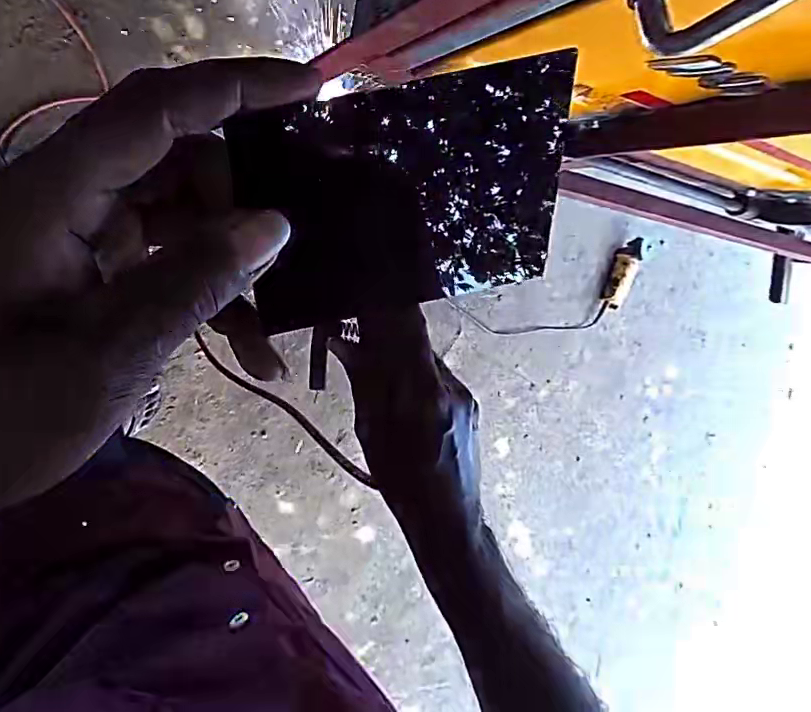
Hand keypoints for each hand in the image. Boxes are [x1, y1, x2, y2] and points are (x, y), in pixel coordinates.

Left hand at [0, 58, 319, 533]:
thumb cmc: (0, 423)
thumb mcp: (107, 361)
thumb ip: (191, 283)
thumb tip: (273, 223)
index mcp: (43, 195)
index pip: (150, 109)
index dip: (234, 86)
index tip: (309, 84)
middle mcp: (51, 188)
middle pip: (161, 142)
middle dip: (233, 177)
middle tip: (288, 229)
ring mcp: (62, 217)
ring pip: (165, 189)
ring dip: (220, 234)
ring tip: (263, 311)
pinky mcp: (75, 248)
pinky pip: (151, 231)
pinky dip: (195, 263)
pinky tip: (238, 331)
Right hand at [329, 307, 481, 506]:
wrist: (449, 520)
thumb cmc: (400, 480)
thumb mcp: (370, 430)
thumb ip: (362, 380)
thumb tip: (341, 341)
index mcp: (423, 391)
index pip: (407, 328)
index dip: (386, 306)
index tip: (364, 291)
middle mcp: (449, 385)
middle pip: (417, 338)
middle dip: (388, 328)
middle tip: (360, 324)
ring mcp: (463, 394)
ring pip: (425, 356)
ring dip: (400, 351)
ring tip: (374, 358)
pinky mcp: (469, 404)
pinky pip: (436, 374)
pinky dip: (413, 370)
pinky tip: (397, 386)